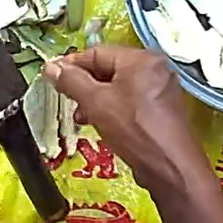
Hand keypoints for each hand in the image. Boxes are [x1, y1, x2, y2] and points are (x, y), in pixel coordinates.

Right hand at [44, 46, 222, 205]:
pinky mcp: (161, 108)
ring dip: (94, 98)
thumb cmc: (134, 130)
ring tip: (81, 115)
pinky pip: (129, 98)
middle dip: (83, 84)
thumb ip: (71, 81)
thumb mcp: (95, 102)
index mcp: (141, 59)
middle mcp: (154, 68)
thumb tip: (51, 67)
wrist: (171, 169)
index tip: (52, 76)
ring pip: (117, 85)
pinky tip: (99, 121)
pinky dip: (110, 106)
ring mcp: (160, 88)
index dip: (71, 64)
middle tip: (66, 98)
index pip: (96, 53)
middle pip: (107, 68)